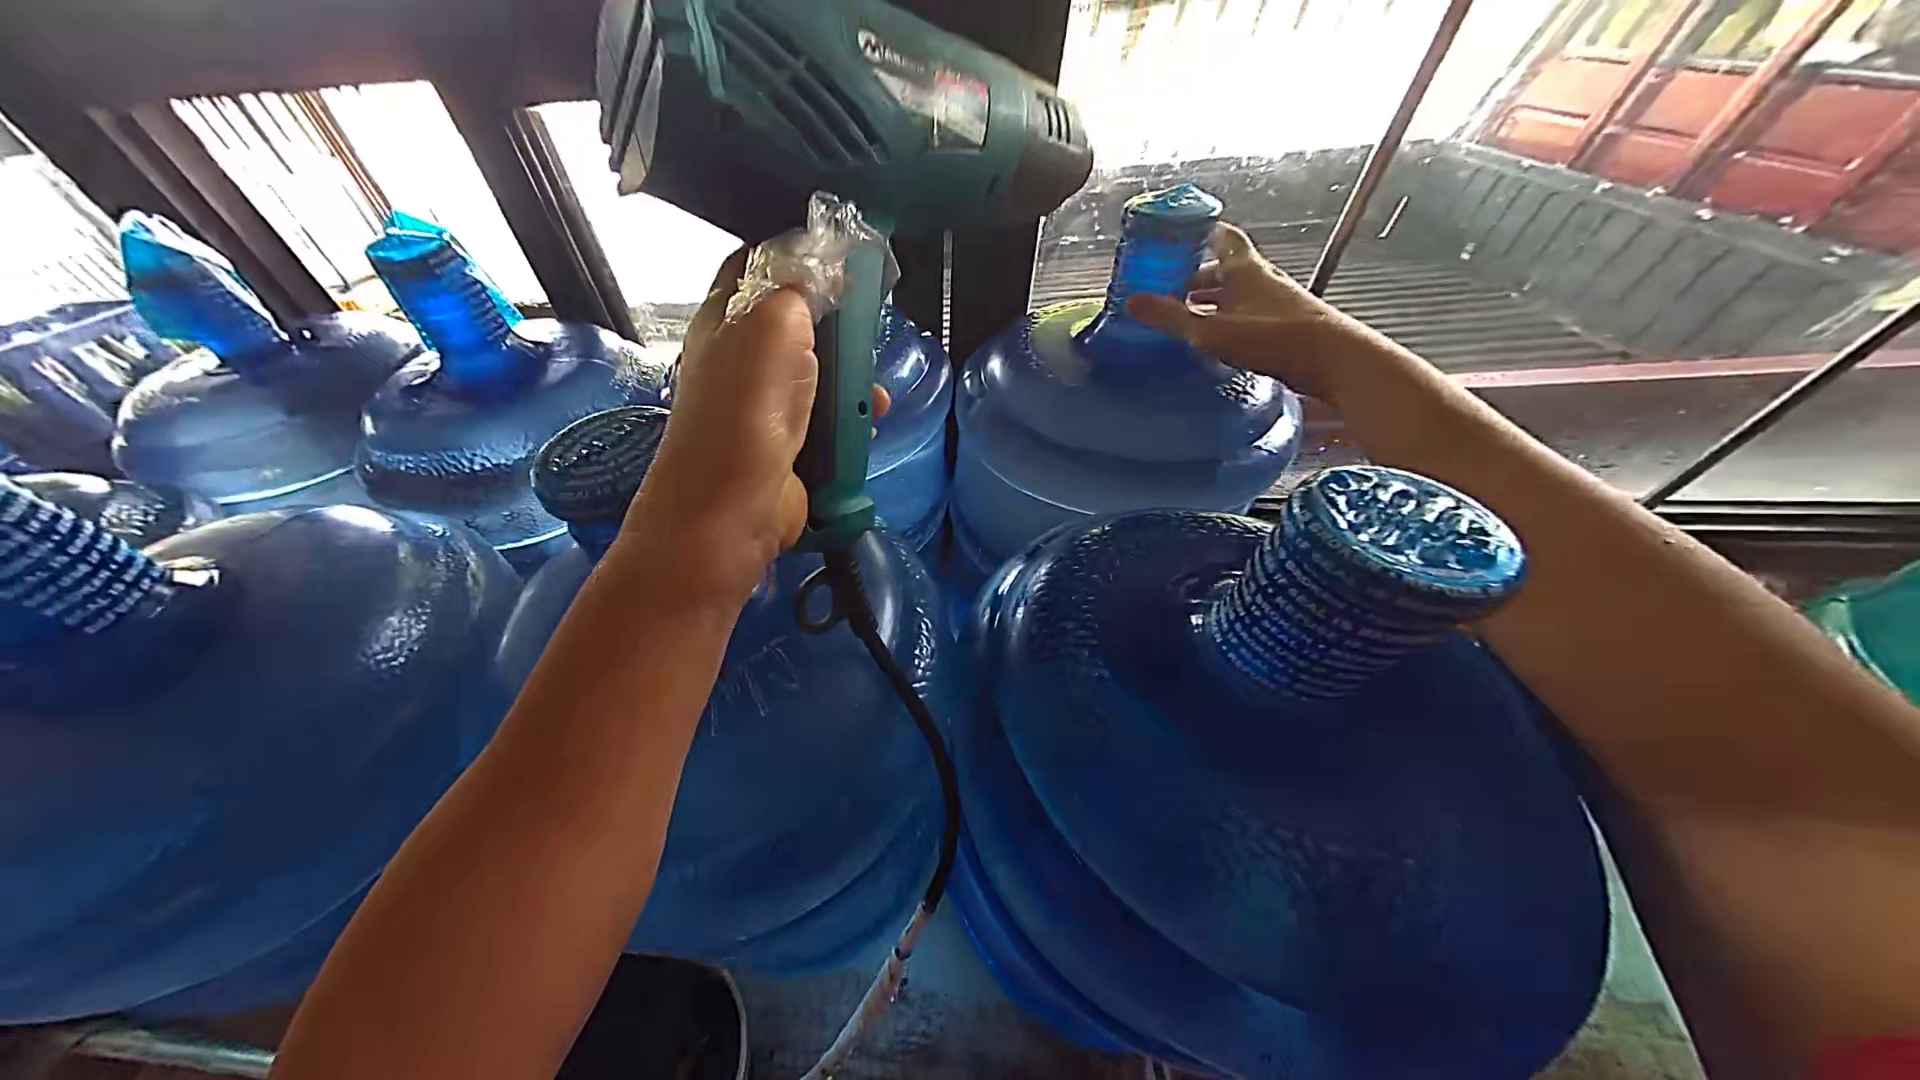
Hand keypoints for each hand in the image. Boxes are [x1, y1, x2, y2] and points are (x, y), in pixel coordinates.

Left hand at [612, 250, 890, 610]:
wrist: (734, 509)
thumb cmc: (746, 412)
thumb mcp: (771, 328)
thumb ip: (795, 290)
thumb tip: (819, 273)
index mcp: (726, 321)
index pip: (756, 267)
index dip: (795, 257)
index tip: (840, 263)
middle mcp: (744, 359)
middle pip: (797, 324)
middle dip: (837, 325)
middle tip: (868, 328)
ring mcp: (768, 405)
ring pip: (819, 373)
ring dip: (851, 377)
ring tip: (872, 391)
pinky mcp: (790, 443)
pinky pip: (826, 417)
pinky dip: (849, 416)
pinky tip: (869, 420)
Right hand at [1125, 222, 1350, 400]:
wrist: (1333, 362)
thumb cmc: (1274, 338)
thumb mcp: (1212, 329)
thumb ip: (1171, 318)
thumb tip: (1132, 302)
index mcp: (1246, 270)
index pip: (1223, 238)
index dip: (1201, 234)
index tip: (1179, 236)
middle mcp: (1262, 282)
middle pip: (1225, 271)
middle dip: (1196, 277)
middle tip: (1168, 289)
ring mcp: (1274, 306)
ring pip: (1235, 297)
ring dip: (1210, 304)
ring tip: (1183, 319)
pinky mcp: (1282, 330)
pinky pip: (1245, 319)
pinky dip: (1225, 324)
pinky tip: (1212, 343)